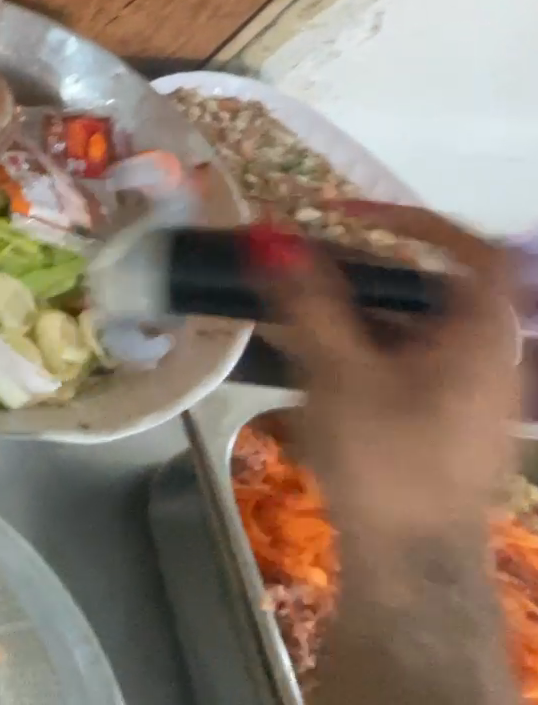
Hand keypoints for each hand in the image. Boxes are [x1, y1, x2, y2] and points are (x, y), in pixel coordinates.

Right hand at [254, 203, 520, 541]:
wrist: (409, 543)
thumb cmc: (384, 450)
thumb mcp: (339, 368)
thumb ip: (306, 300)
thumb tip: (271, 237)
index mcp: (483, 336)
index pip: (469, 250)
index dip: (407, 220)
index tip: (339, 212)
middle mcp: (485, 351)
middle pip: (423, 284)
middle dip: (351, 264)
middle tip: (288, 261)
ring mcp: (463, 381)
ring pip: (402, 318)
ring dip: (341, 301)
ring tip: (278, 303)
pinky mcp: (434, 404)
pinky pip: (394, 348)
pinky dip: (349, 334)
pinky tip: (299, 346)